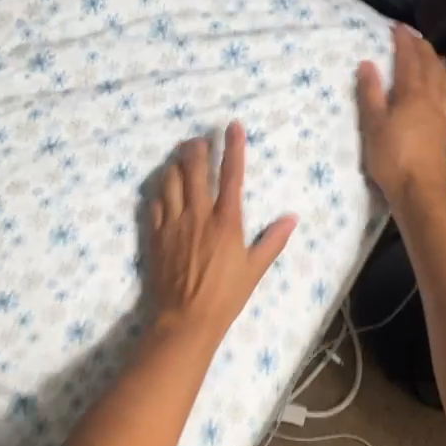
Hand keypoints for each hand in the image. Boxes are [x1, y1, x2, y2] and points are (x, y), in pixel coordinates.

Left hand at [146, 121, 296, 340]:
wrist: (185, 318)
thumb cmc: (225, 296)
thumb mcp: (255, 270)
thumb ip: (273, 241)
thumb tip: (291, 218)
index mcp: (226, 221)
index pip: (231, 175)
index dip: (233, 147)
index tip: (232, 126)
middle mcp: (198, 215)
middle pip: (194, 170)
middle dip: (196, 149)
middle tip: (198, 139)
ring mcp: (173, 223)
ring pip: (170, 181)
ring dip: (175, 165)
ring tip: (179, 157)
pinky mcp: (155, 235)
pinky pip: (155, 203)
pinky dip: (159, 191)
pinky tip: (163, 188)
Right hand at [356, 23, 445, 207]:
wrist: (420, 189)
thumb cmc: (391, 158)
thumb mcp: (373, 125)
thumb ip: (370, 94)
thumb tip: (368, 64)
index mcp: (412, 95)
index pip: (409, 60)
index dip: (404, 42)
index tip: (397, 27)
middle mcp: (431, 98)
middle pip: (429, 66)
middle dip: (421, 48)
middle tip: (412, 35)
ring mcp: (441, 113)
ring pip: (442, 79)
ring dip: (435, 62)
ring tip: (431, 53)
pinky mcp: (443, 127)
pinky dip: (443, 80)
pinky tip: (441, 85)